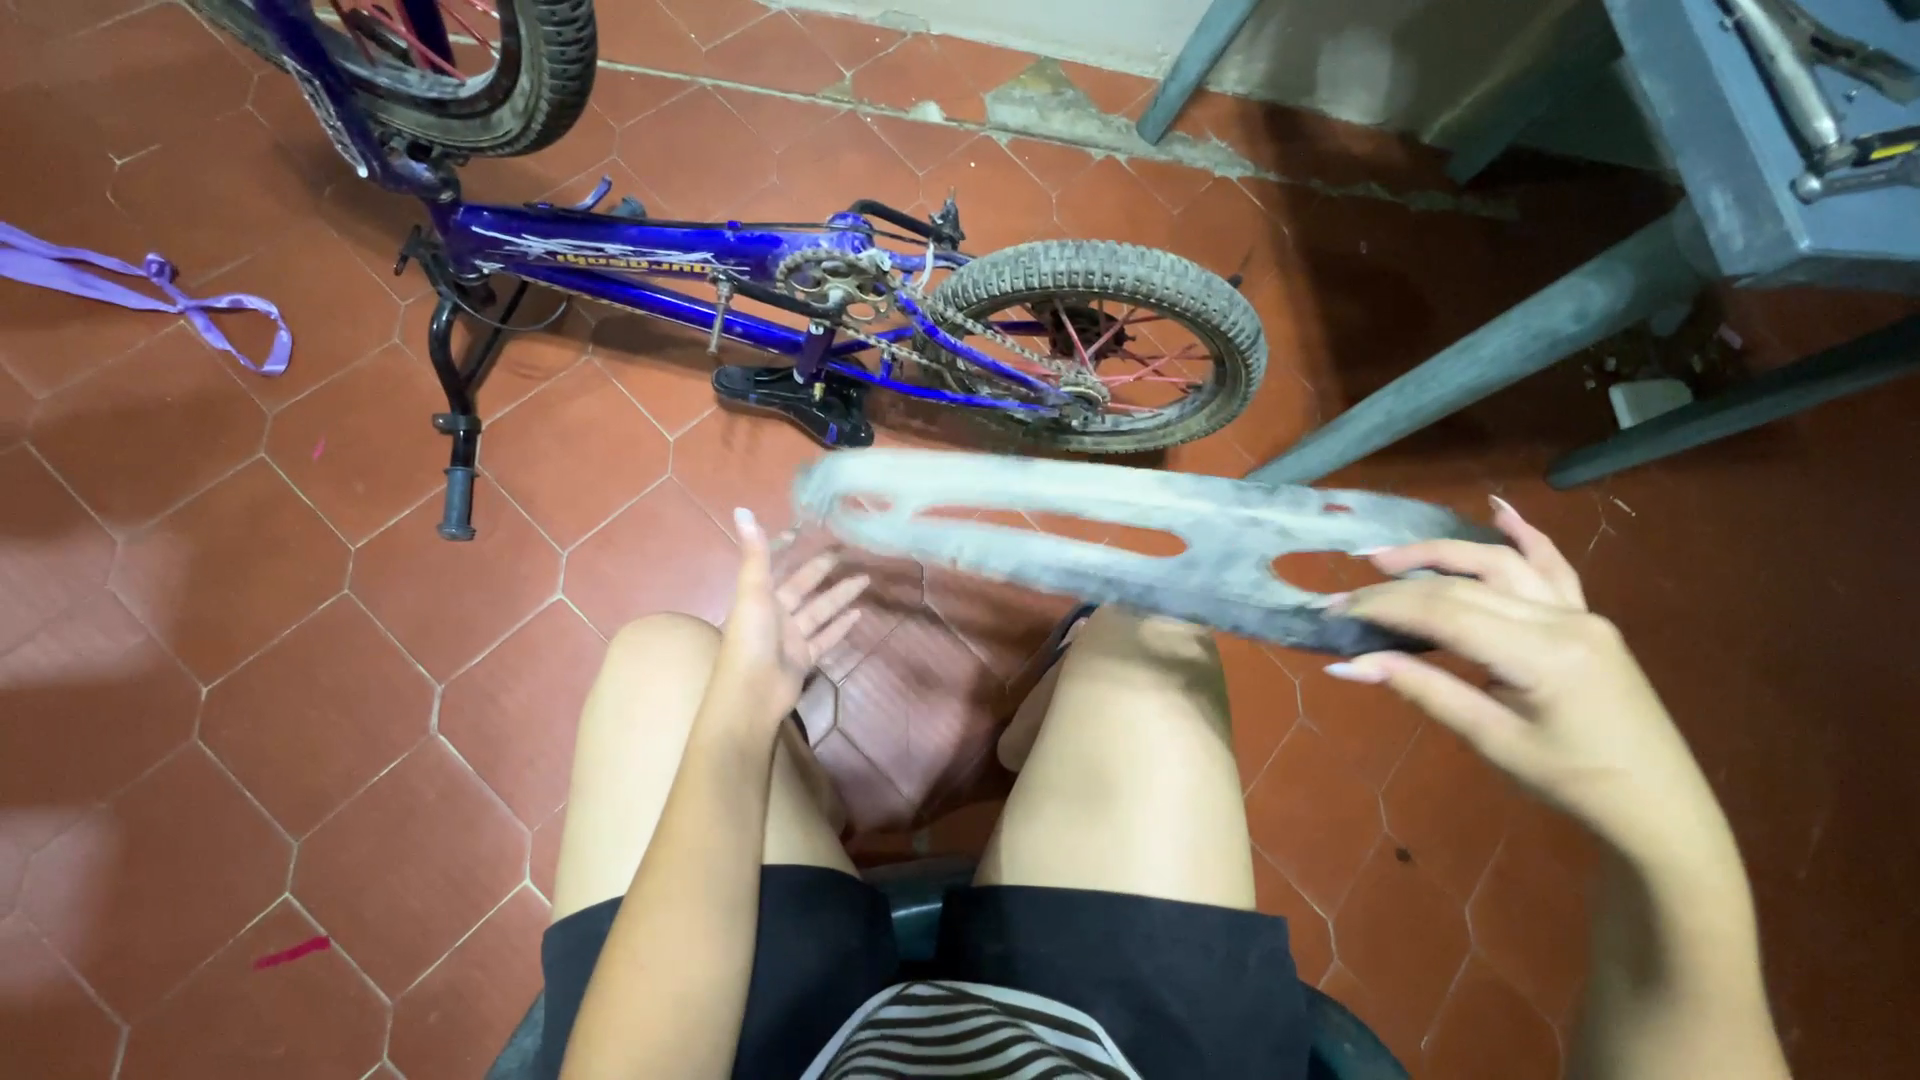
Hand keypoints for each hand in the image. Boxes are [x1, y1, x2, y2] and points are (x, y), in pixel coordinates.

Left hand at [706, 508, 868, 731]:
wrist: (751, 692)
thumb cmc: (750, 639)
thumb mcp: (753, 591)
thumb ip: (754, 553)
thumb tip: (742, 509)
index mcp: (761, 597)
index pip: (779, 567)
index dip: (793, 550)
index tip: (812, 533)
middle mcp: (777, 615)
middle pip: (805, 588)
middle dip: (824, 571)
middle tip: (848, 553)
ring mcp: (792, 638)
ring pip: (820, 612)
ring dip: (840, 596)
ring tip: (865, 580)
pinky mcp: (805, 659)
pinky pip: (826, 638)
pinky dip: (841, 627)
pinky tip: (858, 614)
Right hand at [1327, 497, 1733, 868]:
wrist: (1658, 806)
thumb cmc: (1571, 782)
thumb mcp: (1491, 740)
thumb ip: (1423, 690)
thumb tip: (1349, 664)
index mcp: (1542, 656)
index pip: (1445, 614)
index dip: (1385, 607)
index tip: (1335, 610)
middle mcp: (1564, 621)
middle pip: (1464, 587)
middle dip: (1398, 587)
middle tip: (1345, 595)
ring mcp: (1581, 615)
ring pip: (1500, 565)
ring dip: (1441, 554)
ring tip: (1388, 557)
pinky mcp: (1588, 620)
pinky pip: (1553, 568)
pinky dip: (1525, 537)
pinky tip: (1500, 511)